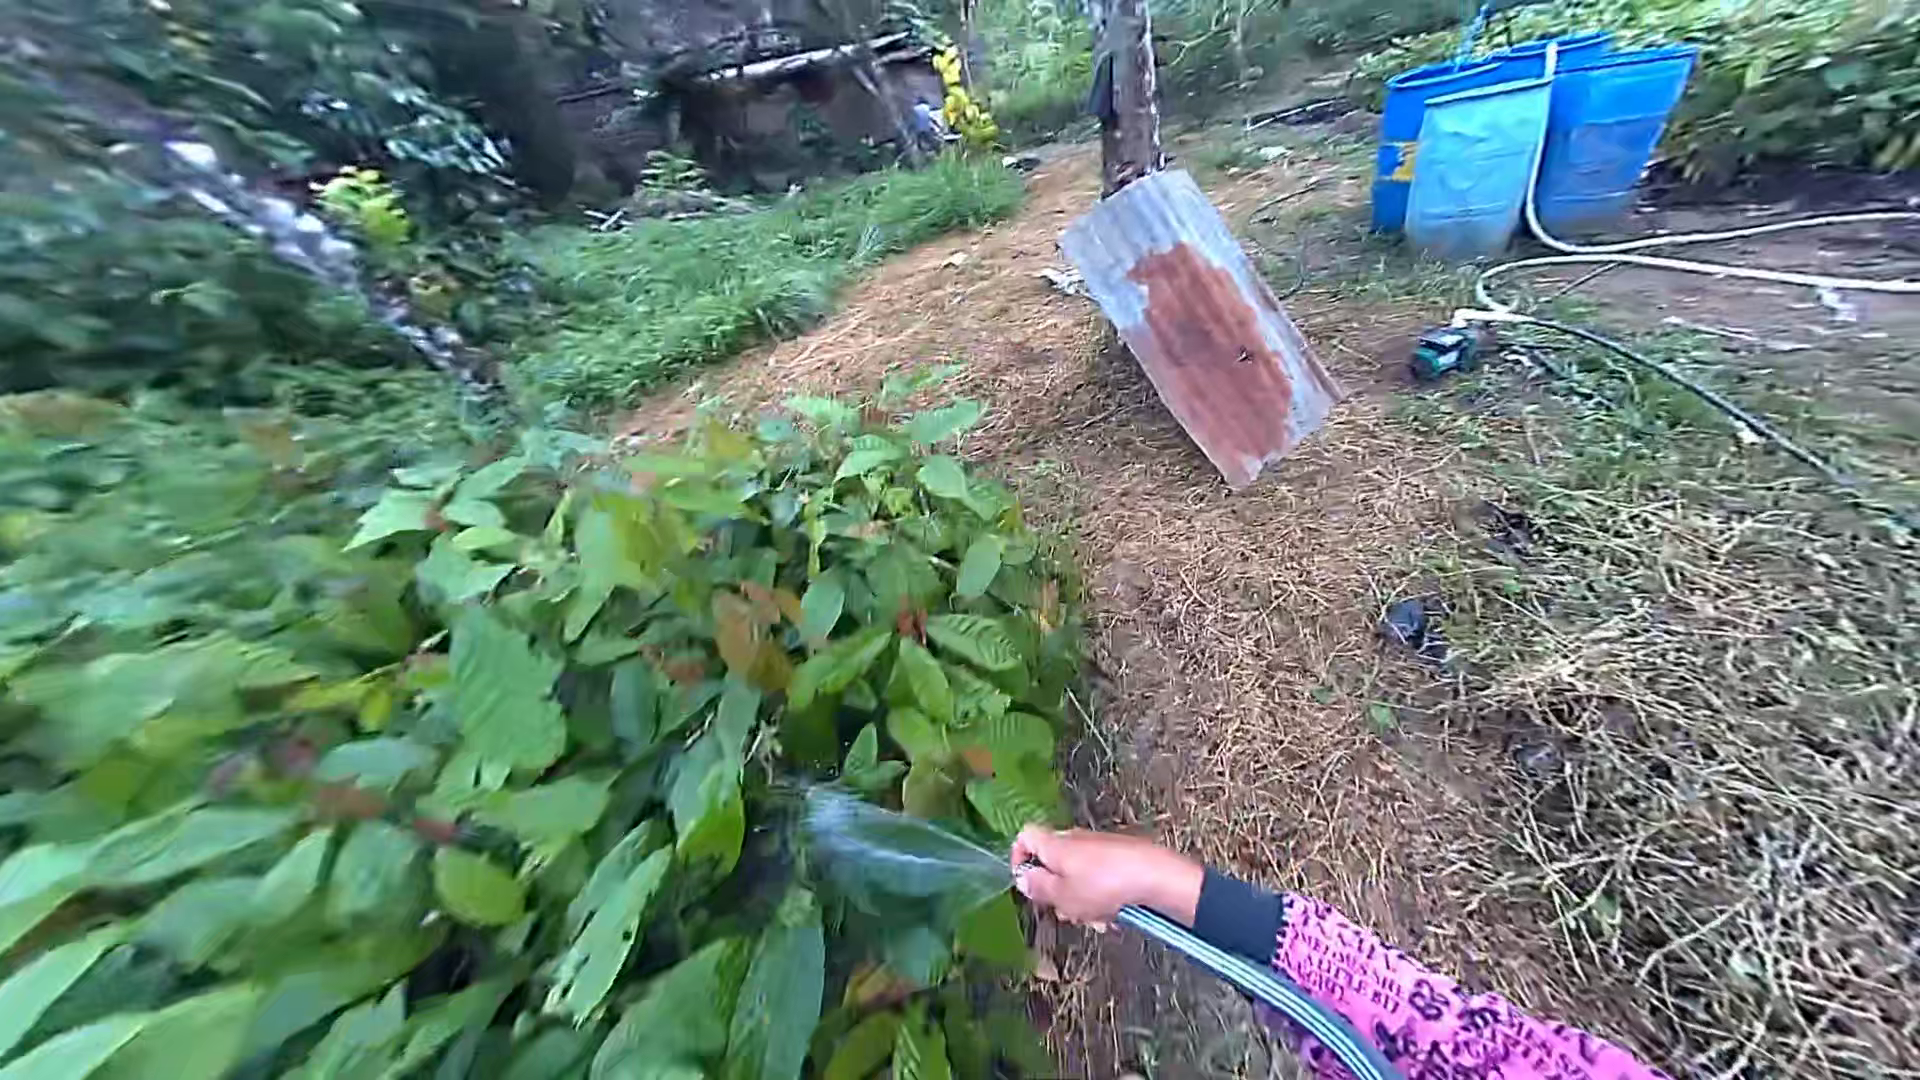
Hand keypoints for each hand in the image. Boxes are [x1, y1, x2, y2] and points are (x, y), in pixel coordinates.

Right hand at [1010, 826, 1203, 927]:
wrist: (1152, 874)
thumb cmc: (1104, 885)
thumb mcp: (1063, 895)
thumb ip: (1038, 887)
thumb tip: (1021, 879)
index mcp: (1053, 844)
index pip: (1024, 837)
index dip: (1019, 858)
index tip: (1025, 882)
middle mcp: (1071, 839)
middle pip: (1050, 861)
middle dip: (1055, 889)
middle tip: (1065, 910)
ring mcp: (1094, 846)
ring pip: (1074, 873)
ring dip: (1078, 898)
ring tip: (1094, 918)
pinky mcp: (1115, 855)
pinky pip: (1096, 876)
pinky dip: (1098, 894)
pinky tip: (1111, 913)